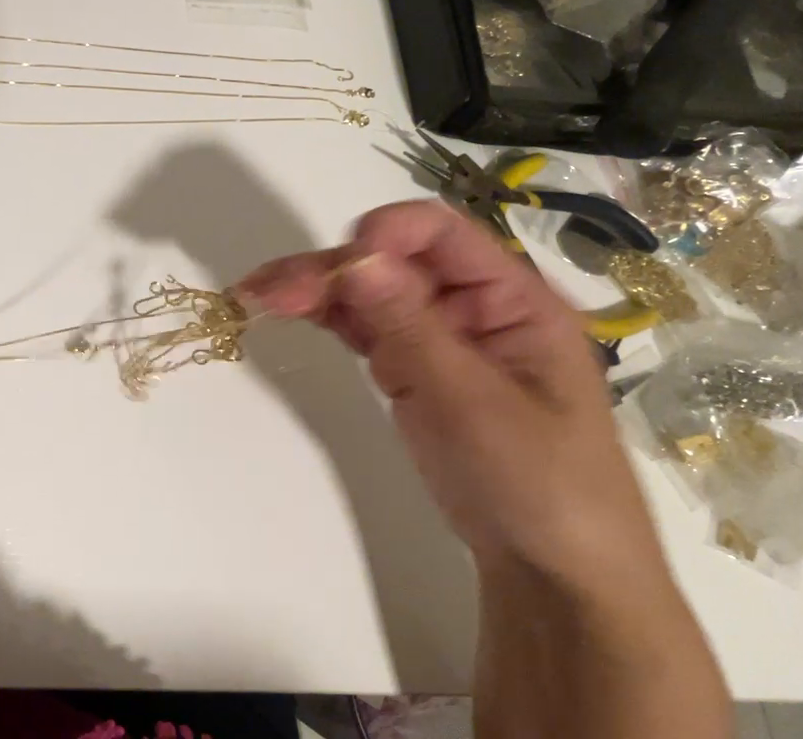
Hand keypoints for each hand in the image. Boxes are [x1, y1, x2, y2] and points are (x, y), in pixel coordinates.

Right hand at [237, 201, 665, 591]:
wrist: (550, 567)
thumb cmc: (536, 482)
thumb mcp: (472, 402)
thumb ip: (411, 326)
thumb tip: (355, 257)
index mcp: (513, 300)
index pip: (441, 235)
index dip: (384, 236)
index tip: (334, 269)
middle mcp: (470, 305)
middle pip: (388, 260)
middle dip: (327, 268)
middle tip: (263, 293)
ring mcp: (437, 335)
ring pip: (364, 290)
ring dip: (310, 287)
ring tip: (252, 296)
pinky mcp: (408, 364)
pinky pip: (358, 324)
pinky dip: (319, 314)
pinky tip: (278, 310)